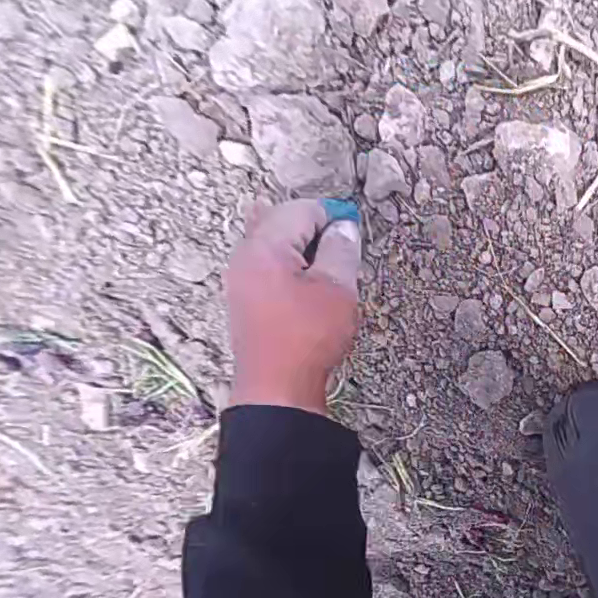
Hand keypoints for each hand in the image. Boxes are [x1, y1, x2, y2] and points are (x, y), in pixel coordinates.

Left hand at [224, 199, 362, 414]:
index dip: (333, 216)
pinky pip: (270, 267)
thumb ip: (341, 251)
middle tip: (346, 250)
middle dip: (316, 229)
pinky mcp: (247, 299)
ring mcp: (242, 278)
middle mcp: (245, 256)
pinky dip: (293, 266)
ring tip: (333, 269)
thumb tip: (344, 228)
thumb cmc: (309, 337)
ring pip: (275, 245)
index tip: (356, 231)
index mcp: (265, 247)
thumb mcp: (337, 290)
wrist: (278, 385)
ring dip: (306, 249)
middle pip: (282, 222)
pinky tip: (311, 282)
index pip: (301, 211)